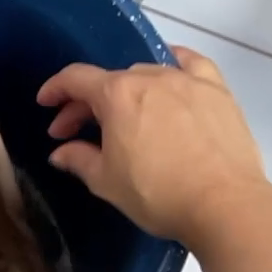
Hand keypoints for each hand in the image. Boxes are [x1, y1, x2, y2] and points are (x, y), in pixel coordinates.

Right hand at [37, 49, 271, 247]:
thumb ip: (78, 159)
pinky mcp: (218, 92)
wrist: (225, 206)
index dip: (55, 89)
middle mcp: (149, 77)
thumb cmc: (157, 193)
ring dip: (126, 92)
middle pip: (109, 81)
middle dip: (87, 104)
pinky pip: (191, 64)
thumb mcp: (106, 181)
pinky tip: (170, 73)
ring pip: (145, 74)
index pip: (75, 79)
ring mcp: (187, 81)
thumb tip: (60, 152)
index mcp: (116, 95)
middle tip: (78, 134)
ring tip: (124, 117)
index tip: (45, 104)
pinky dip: (174, 64)